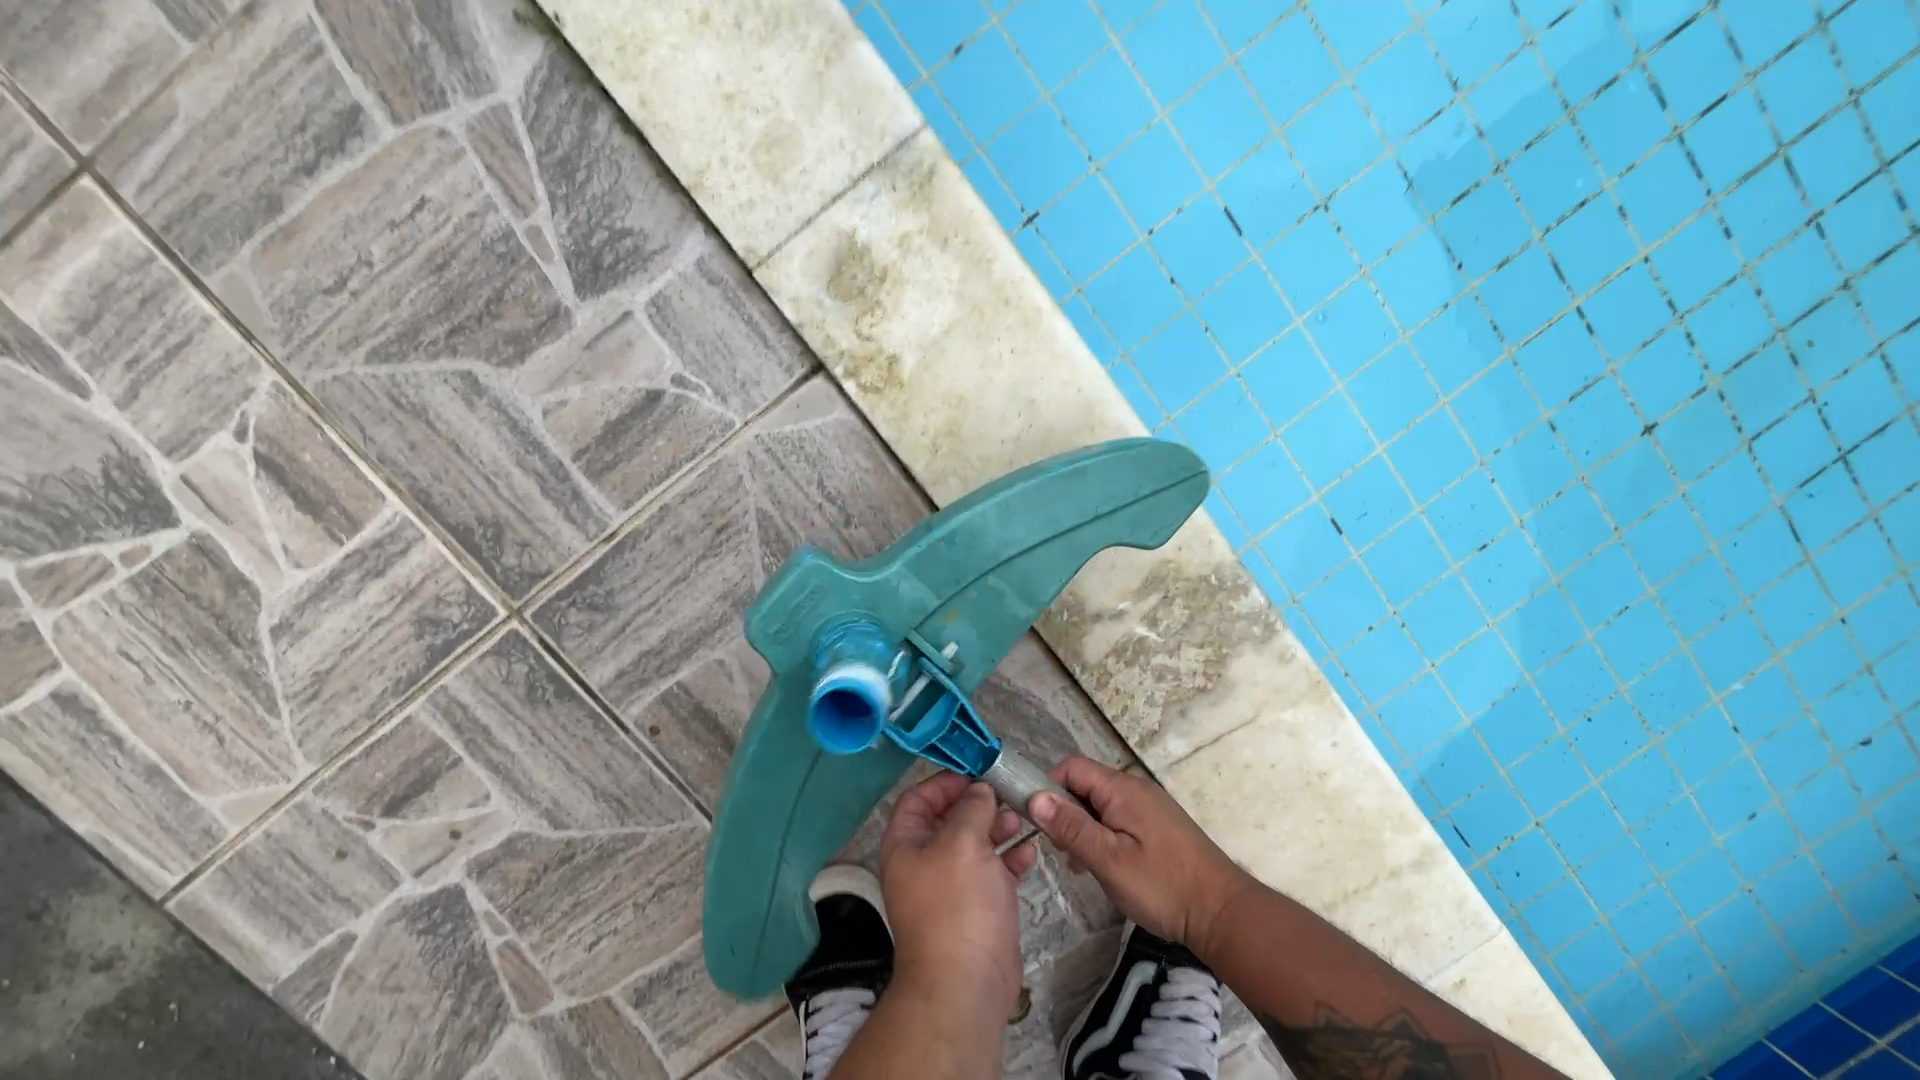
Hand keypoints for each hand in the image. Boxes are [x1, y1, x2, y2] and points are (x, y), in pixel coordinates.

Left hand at [880, 772, 1038, 1017]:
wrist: (966, 983)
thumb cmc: (956, 905)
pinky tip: (1030, 852)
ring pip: (974, 845)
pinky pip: (993, 872)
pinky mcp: (978, 907)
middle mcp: (924, 862)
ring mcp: (952, 887)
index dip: (944, 783)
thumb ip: (971, 809)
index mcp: (906, 845)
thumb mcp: (961, 843)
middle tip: (1006, 794)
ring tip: (1021, 819)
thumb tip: (979, 790)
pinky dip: (1010, 859)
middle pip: (949, 820)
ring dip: (998, 828)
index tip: (976, 772)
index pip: (917, 799)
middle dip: (978, 804)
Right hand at [1030, 757, 1251, 957]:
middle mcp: (1136, 789)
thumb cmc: (1162, 885)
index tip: (1039, 822)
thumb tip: (1035, 797)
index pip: (1072, 768)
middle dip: (1066, 813)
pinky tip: (1106, 868)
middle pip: (1086, 786)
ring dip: (1084, 829)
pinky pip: (1119, 819)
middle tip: (1063, 852)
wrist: (1222, 912)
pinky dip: (1104, 837)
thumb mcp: (1109, 860)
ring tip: (1082, 866)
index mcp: (1122, 789)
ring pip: (1101, 805)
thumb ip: (1071, 827)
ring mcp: (1150, 807)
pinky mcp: (1159, 826)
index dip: (1049, 788)